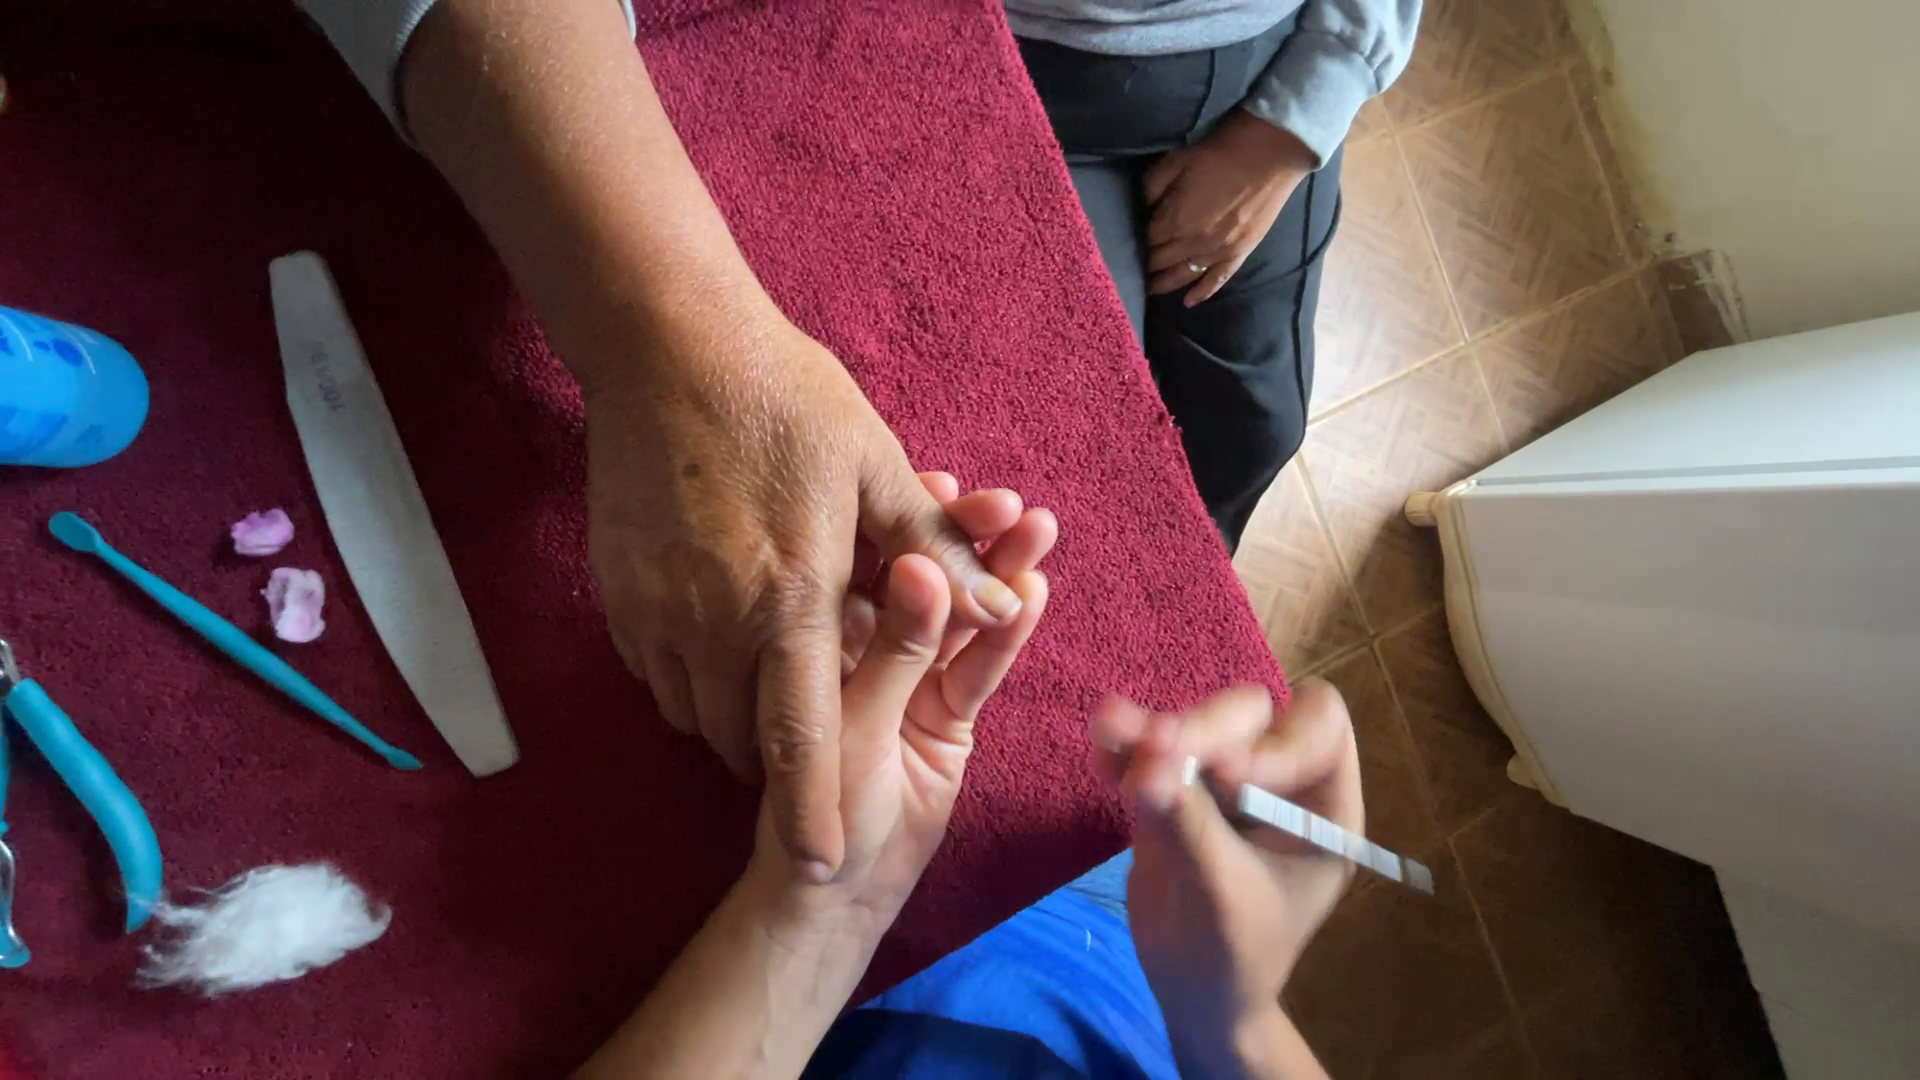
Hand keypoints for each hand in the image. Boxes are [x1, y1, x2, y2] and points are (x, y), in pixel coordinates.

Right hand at [583, 312, 1024, 882]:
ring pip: (695, 714)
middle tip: (808, 755)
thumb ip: (938, 547)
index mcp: (791, 597)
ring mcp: (655, 610)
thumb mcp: (877, 465)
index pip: (800, 733)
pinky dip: (692, 683)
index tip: (821, 868)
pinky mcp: (617, 593)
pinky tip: (718, 646)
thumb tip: (1003, 606)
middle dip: (779, 763)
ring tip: (770, 699)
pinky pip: (657, 673)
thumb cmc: (789, 404)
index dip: (812, 809)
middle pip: (742, 738)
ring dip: (735, 723)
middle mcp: (714, 621)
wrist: (671, 348)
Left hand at [755, 509, 1052, 920]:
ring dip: (999, 576)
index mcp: (826, 633)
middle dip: (967, 541)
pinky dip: (1007, 634)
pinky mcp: (953, 706)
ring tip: (1038, 532)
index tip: (945, 484)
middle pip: (927, 579)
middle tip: (1010, 504)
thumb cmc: (816, 807)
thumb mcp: (850, 723)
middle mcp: (873, 641)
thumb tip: (922, 568)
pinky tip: (1035, 593)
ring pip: (962, 615)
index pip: (872, 562)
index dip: (908, 521)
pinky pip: (981, 665)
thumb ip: (892, 652)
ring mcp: (917, 672)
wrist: (838, 888)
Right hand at [1094, 679, 1358, 1076]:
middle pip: (1246, 713)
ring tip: (1109, 730)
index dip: (1277, 738)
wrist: (1190, 989)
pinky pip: (1146, 747)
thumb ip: (1187, 821)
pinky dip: (1123, 748)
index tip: (1228, 777)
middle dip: (1203, 726)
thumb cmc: (1232, 953)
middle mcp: (1275, 776)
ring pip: (1194, 721)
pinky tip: (1103, 761)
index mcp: (1322, 803)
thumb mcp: (1220, 891)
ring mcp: (1219, 778)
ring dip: (1152, 728)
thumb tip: (1145, 759)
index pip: (1320, 725)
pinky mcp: (1172, 783)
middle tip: (1152, 745)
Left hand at [1143, 111, 1317, 305]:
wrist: (1272, 150)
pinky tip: (1188, 302)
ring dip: (1163, 284)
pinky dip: (1201, 293)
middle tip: (1136, 266)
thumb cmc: (1221, 152)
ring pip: (1182, 276)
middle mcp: (1191, 242)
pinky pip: (1217, 281)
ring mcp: (1216, 252)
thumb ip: (1153, 186)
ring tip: (1150, 289)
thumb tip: (1142, 207)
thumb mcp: (1177, 159)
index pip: (1147, 240)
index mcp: (1174, 219)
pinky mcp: (1238, 254)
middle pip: (1160, 261)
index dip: (1138, 241)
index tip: (1132, 242)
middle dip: (1146, 264)